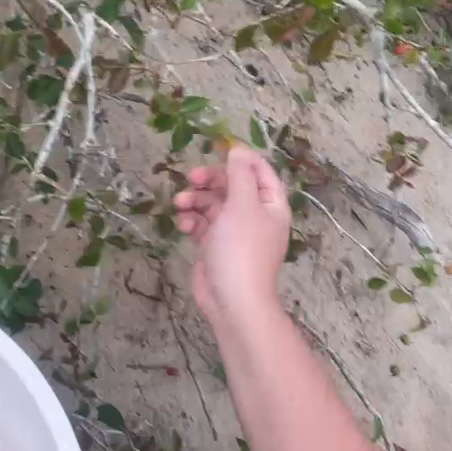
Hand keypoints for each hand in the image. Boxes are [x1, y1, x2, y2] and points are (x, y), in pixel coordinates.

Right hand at [174, 145, 292, 329]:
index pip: (261, 173)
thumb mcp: (242, 205)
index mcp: (270, 206)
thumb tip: (238, 150)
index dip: (243, 160)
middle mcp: (254, 216)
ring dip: (196, 200)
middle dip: (211, 180)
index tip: (221, 149)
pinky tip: (183, 225)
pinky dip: (192, 220)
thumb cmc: (242, 249)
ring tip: (181, 204)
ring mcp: (233, 232)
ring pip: (213, 204)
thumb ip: (239, 175)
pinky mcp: (214, 246)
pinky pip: (202, 224)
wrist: (232, 300)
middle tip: (192, 177)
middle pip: (232, 186)